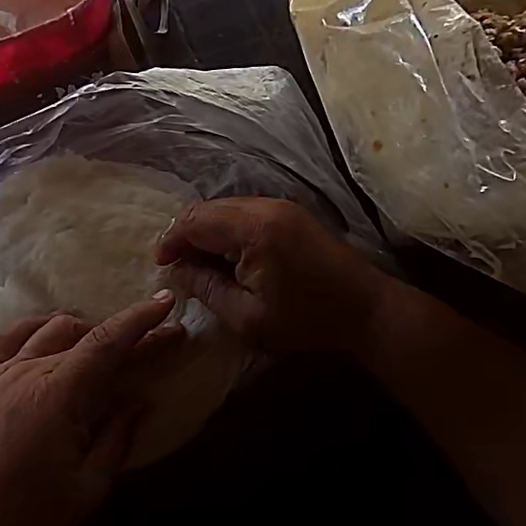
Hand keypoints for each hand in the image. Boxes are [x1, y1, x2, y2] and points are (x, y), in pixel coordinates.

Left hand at [0, 293, 183, 525]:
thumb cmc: (25, 515)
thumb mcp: (86, 487)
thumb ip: (117, 438)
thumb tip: (140, 402)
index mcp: (56, 395)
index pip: (105, 343)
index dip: (139, 320)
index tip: (167, 303)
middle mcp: (28, 371)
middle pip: (86, 336)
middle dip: (127, 333)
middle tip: (158, 341)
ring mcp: (4, 372)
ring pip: (53, 329)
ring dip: (88, 330)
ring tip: (112, 348)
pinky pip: (17, 337)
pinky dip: (44, 329)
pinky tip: (56, 339)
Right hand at [156, 197, 395, 353]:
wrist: (366, 309)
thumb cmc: (306, 318)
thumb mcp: (247, 316)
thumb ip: (207, 289)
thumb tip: (178, 271)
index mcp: (254, 229)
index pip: (196, 221)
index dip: (172, 240)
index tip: (160, 263)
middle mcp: (266, 207)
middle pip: (208, 208)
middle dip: (185, 234)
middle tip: (175, 264)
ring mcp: (281, 207)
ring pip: (225, 208)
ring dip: (205, 231)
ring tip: (196, 262)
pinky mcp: (290, 214)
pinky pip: (244, 213)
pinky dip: (225, 230)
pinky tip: (224, 255)